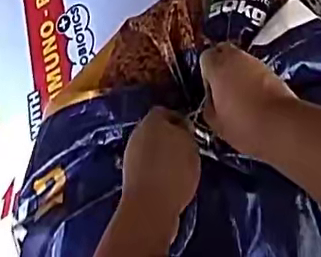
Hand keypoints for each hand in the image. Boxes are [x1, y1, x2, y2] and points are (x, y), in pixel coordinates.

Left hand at [121, 108, 199, 224]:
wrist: (149, 208)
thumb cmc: (174, 170)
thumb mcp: (191, 144)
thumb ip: (186, 133)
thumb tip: (182, 132)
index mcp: (152, 119)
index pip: (167, 112)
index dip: (180, 122)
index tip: (191, 134)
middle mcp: (137, 134)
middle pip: (156, 131)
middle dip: (169, 139)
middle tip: (186, 151)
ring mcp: (130, 157)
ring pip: (150, 151)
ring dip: (161, 157)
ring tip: (178, 171)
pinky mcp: (128, 180)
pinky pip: (146, 170)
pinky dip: (155, 174)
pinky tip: (167, 184)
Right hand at [198, 43, 296, 158]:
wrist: (281, 123)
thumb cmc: (243, 125)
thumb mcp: (217, 123)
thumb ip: (209, 105)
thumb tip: (211, 98)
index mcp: (218, 67)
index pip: (205, 56)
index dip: (206, 72)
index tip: (211, 90)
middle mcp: (236, 57)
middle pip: (223, 51)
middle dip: (220, 64)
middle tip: (222, 88)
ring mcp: (254, 60)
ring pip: (239, 58)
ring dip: (236, 70)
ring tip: (239, 94)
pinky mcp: (269, 67)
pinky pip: (253, 66)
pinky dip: (250, 75)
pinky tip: (253, 95)